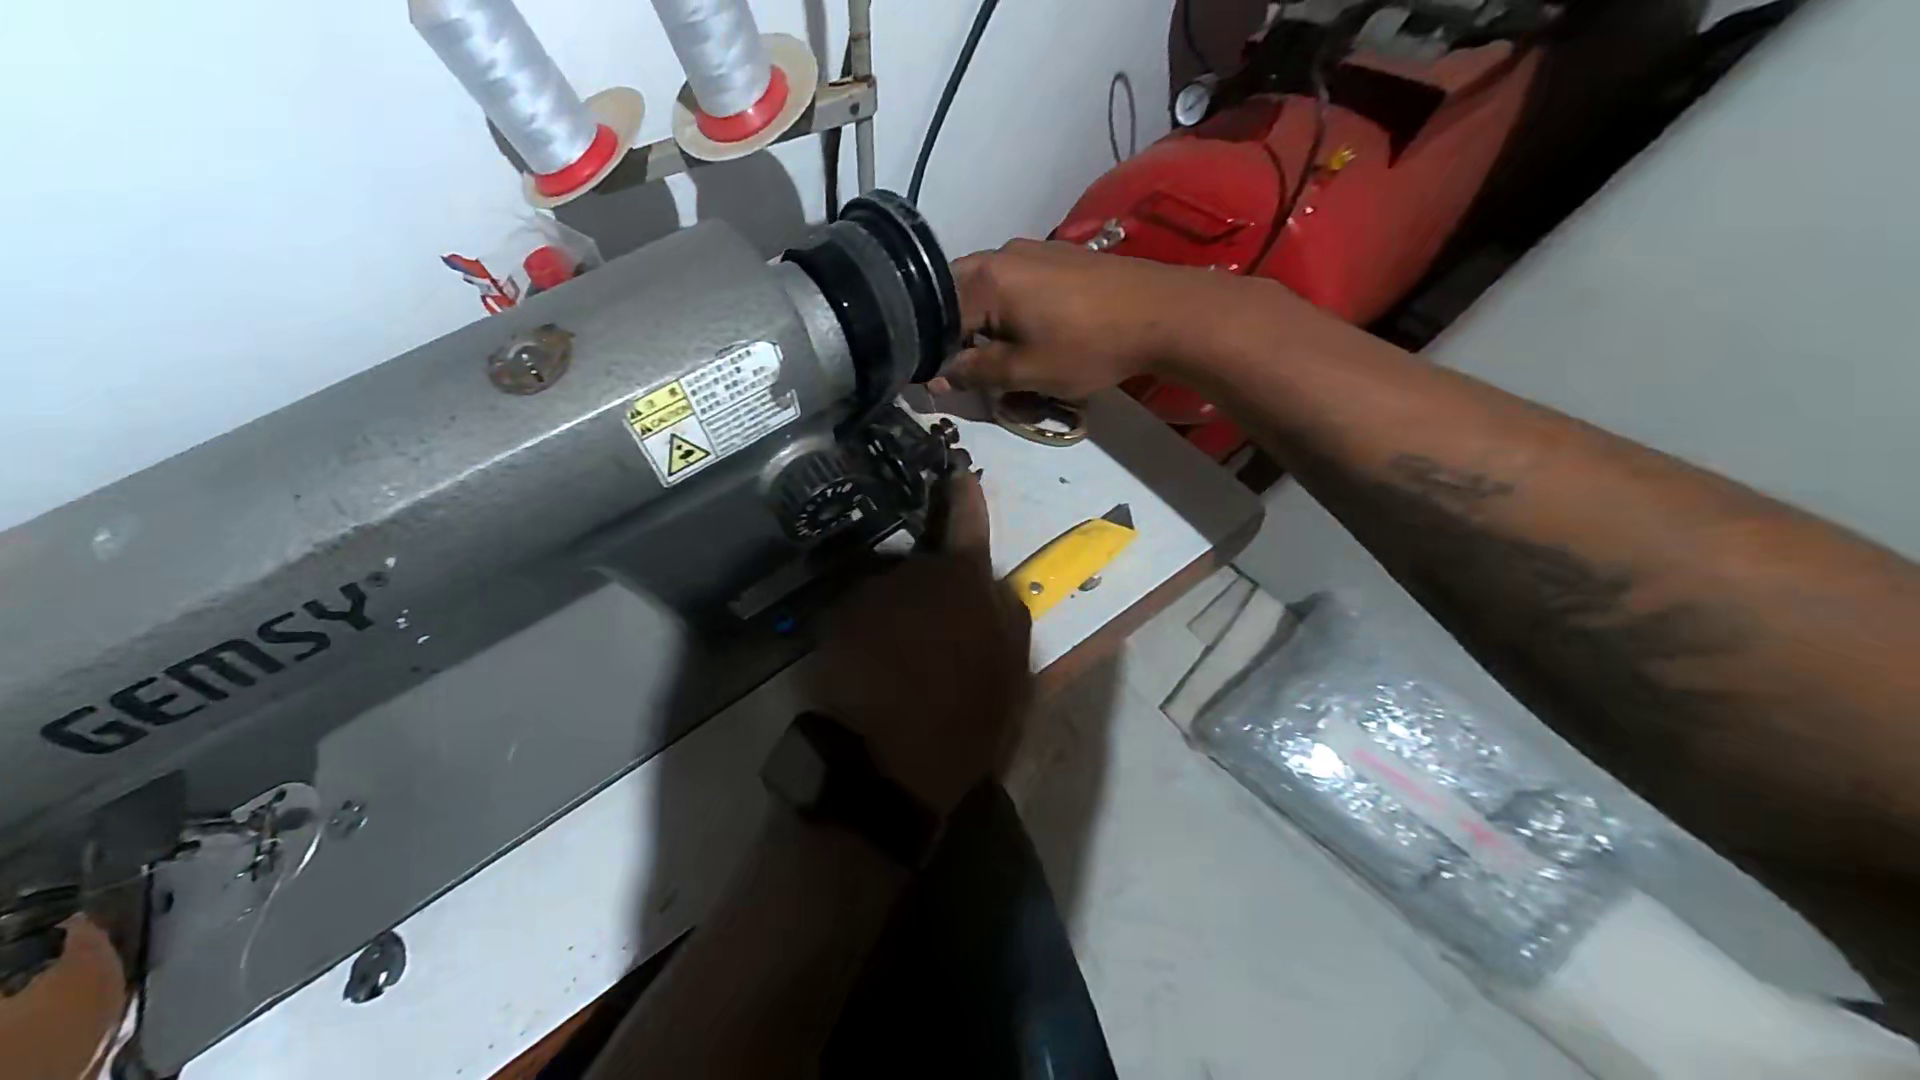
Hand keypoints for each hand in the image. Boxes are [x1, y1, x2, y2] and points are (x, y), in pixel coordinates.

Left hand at [805, 471, 1031, 816]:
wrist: (890, 765)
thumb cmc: (966, 722)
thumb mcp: (1014, 673)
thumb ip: (1008, 616)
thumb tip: (996, 583)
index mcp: (964, 582)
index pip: (967, 523)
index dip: (964, 497)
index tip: (957, 472)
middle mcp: (912, 573)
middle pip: (923, 563)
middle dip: (929, 584)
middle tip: (933, 632)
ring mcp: (869, 593)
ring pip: (889, 588)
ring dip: (896, 610)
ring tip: (899, 660)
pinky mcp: (833, 619)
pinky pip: (858, 611)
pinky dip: (866, 628)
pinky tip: (871, 665)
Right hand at [932, 238, 1262, 399]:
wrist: (1163, 313)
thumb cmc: (1089, 345)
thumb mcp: (1025, 371)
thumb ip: (974, 372)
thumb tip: (935, 378)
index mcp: (984, 278)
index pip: (934, 314)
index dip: (932, 350)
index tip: (940, 378)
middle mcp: (999, 253)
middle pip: (956, 294)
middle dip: (957, 333)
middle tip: (971, 368)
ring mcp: (1030, 249)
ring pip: (985, 287)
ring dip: (983, 321)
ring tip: (1002, 354)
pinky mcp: (1055, 255)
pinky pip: (1012, 281)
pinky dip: (1007, 308)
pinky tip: (1030, 330)